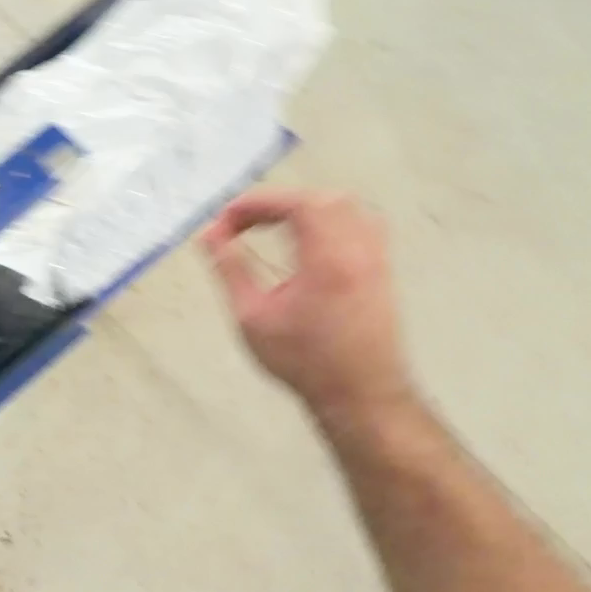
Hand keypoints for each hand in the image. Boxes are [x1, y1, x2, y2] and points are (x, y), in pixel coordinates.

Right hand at [201, 189, 413, 418]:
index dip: (255, 203)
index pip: (296, 205)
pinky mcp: (381, 268)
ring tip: (267, 228)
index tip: (222, 222)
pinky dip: (324, 221)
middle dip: (275, 203)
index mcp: (328, 258)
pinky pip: (357, 224)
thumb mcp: (251, 316)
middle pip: (321, 199)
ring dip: (302, 209)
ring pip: (344, 208)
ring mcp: (376, 257)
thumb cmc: (300, 358)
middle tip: (240, 224)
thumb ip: (230, 269)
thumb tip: (209, 236)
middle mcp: (359, 249)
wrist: (360, 392)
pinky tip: (300, 242)